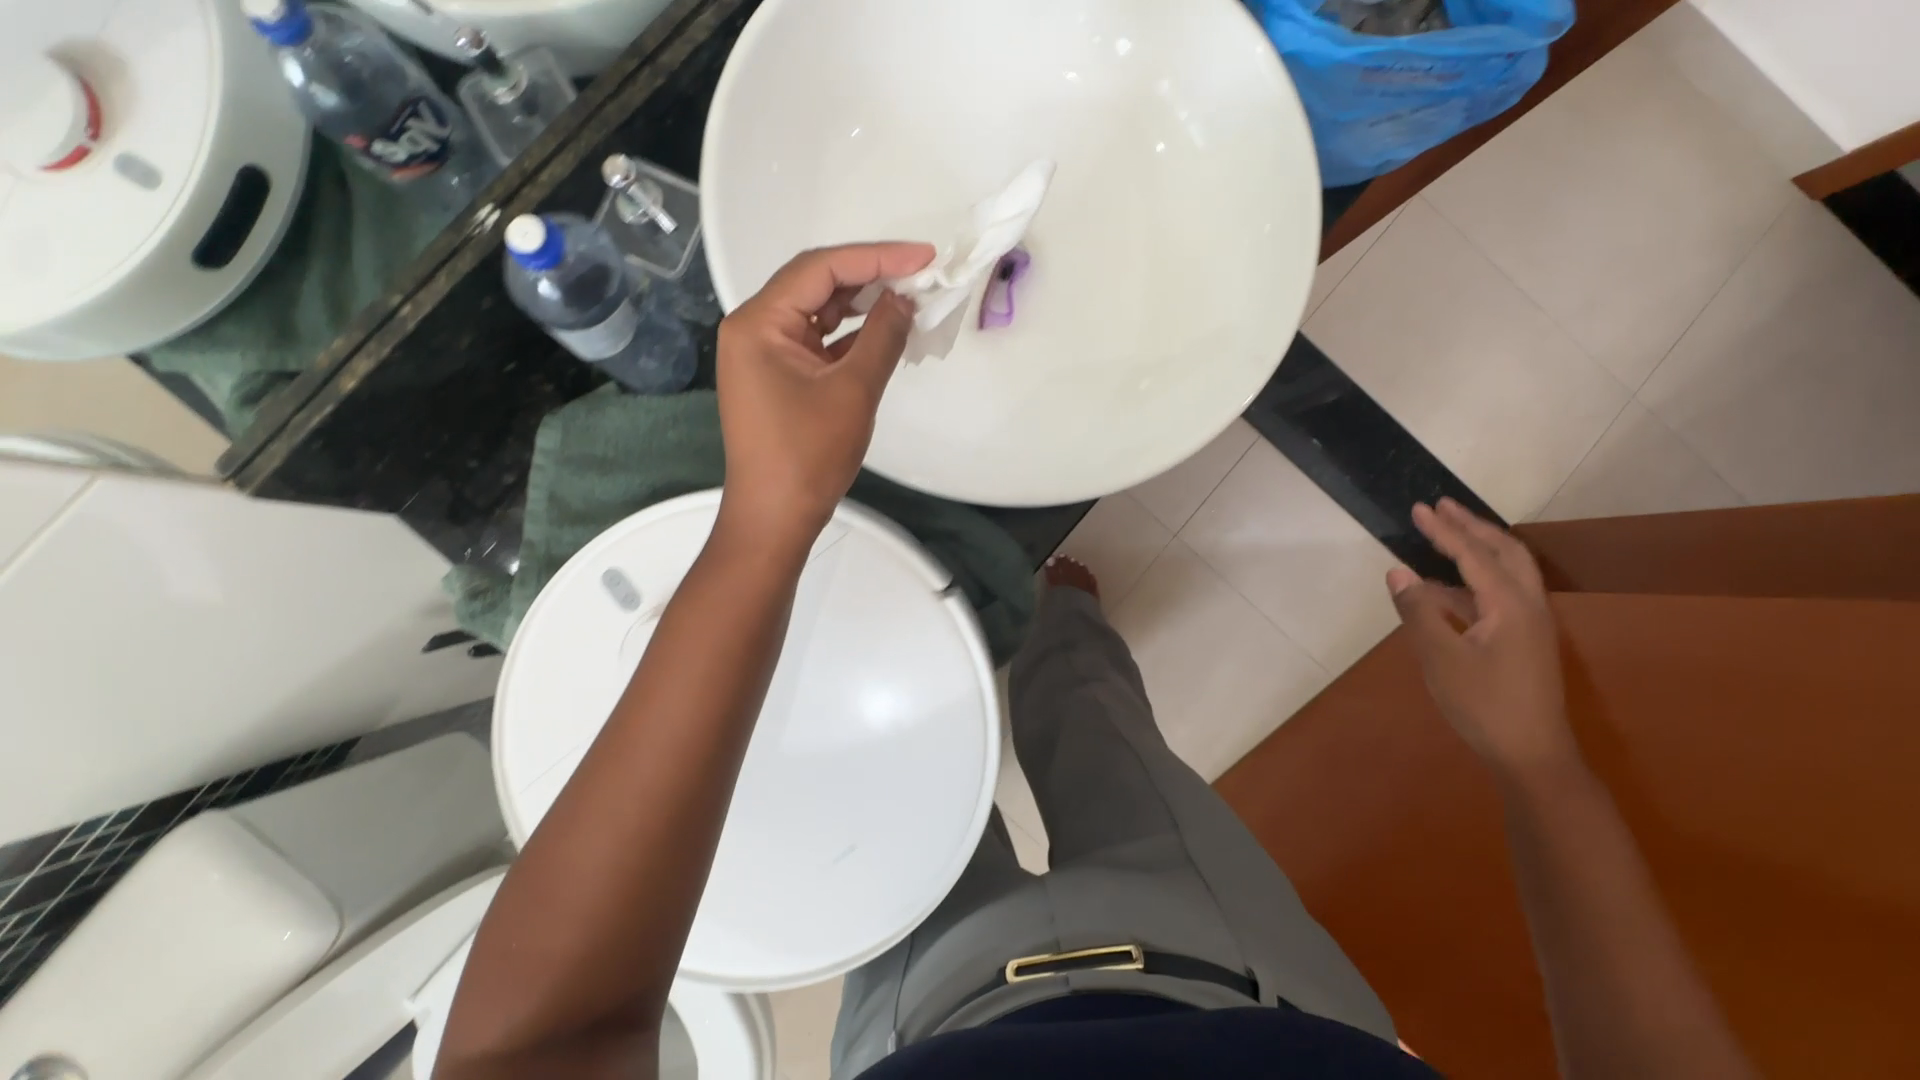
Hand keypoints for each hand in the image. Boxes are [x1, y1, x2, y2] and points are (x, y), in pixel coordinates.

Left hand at [715, 243, 933, 542]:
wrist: (775, 517)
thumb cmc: (808, 455)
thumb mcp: (853, 390)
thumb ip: (882, 336)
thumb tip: (905, 300)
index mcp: (758, 323)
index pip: (820, 269)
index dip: (875, 258)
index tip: (923, 258)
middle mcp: (755, 329)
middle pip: (817, 285)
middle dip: (870, 277)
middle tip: (921, 274)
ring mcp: (765, 354)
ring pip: (819, 313)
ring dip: (863, 306)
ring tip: (911, 298)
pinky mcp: (779, 377)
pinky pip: (818, 342)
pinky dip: (851, 336)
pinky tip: (887, 332)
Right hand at [1386, 498, 1577, 777]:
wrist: (1532, 753)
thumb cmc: (1483, 705)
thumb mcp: (1440, 658)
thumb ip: (1418, 612)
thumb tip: (1398, 573)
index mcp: (1509, 605)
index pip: (1473, 555)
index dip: (1444, 530)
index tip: (1419, 507)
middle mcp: (1528, 605)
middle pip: (1504, 551)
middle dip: (1472, 526)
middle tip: (1442, 507)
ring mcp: (1531, 623)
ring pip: (1509, 570)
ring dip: (1480, 547)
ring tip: (1447, 535)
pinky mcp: (1526, 640)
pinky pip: (1503, 592)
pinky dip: (1476, 576)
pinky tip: (1447, 587)